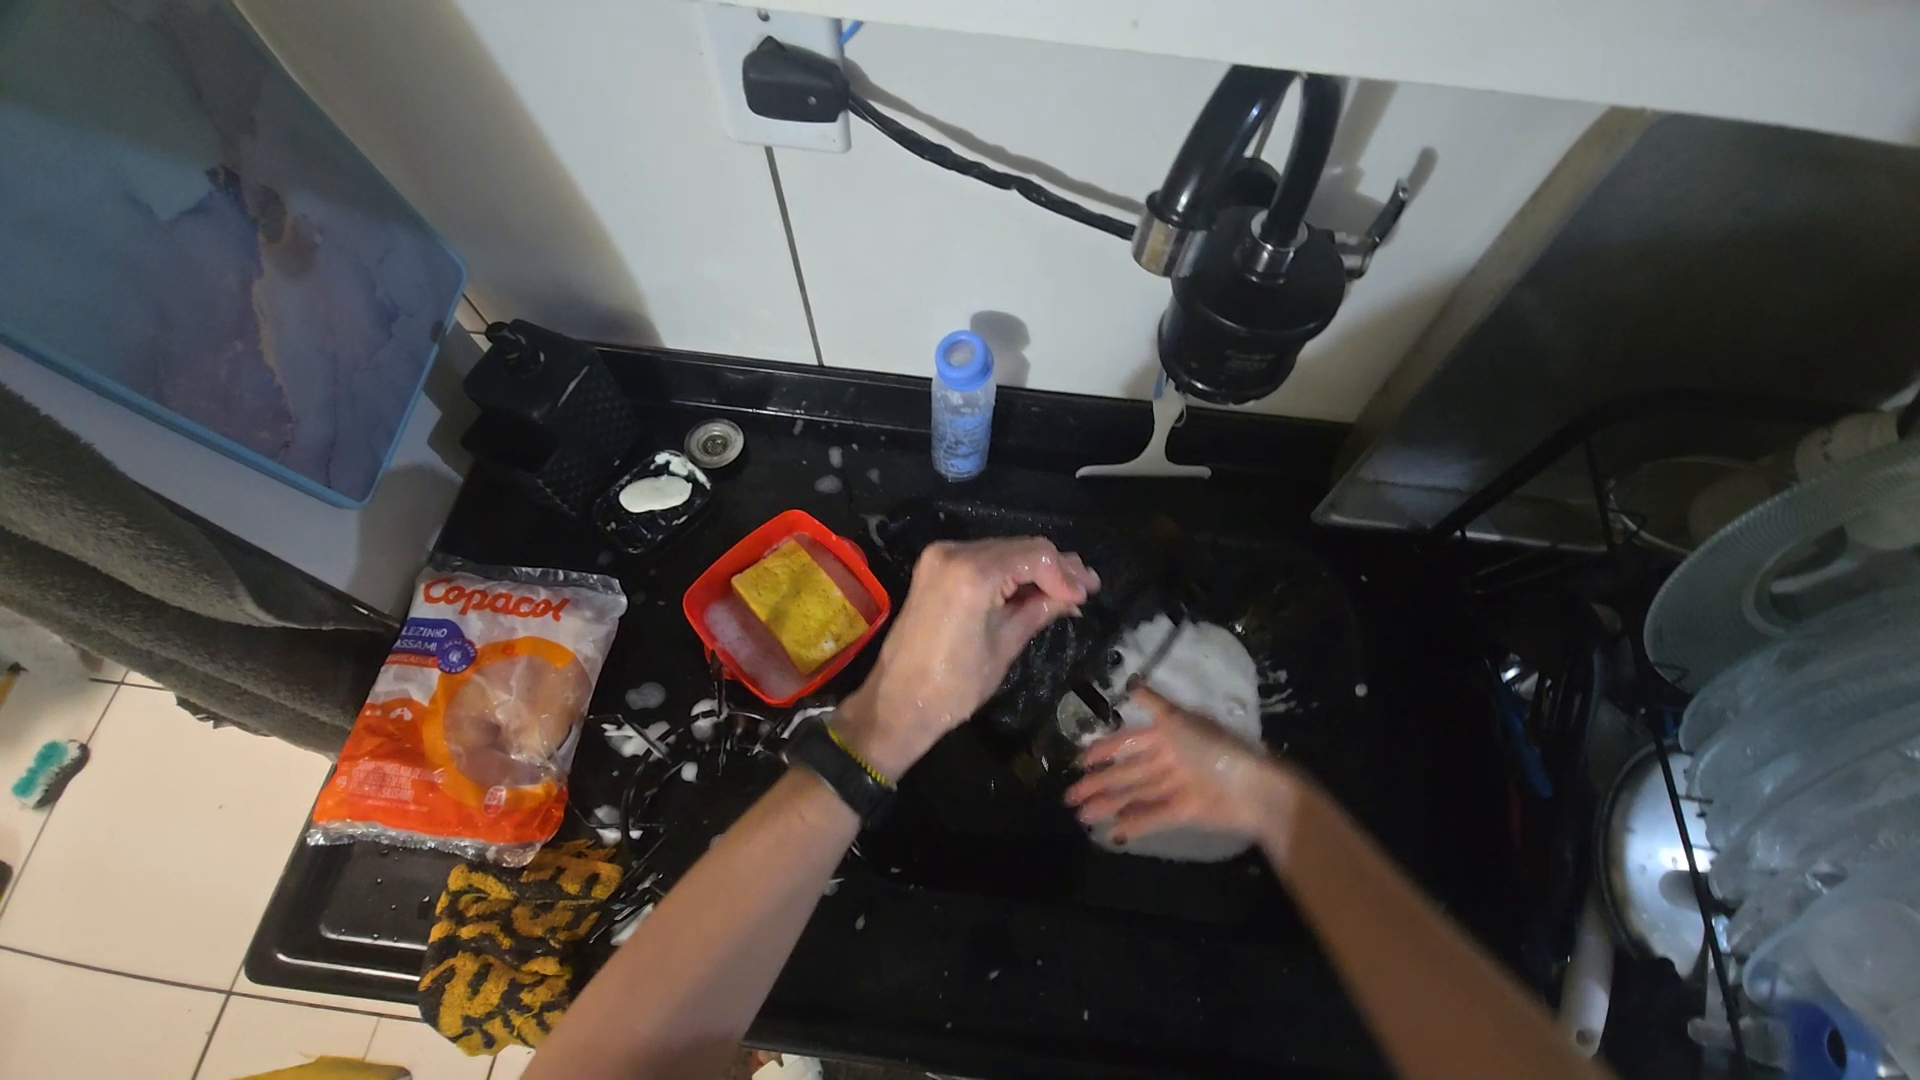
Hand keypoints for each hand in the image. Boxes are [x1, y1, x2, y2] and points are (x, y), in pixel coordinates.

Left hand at [836, 537, 1098, 778]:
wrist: (898, 702)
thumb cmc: (954, 684)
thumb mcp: (1005, 645)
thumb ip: (1038, 611)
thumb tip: (1069, 597)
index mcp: (973, 572)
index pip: (1035, 555)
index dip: (1065, 574)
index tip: (1087, 595)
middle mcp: (954, 553)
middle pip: (1020, 548)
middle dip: (1054, 568)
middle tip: (1087, 588)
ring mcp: (939, 558)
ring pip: (1003, 551)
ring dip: (1034, 569)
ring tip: (1067, 590)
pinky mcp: (934, 569)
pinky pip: (982, 560)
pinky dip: (1009, 573)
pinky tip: (1033, 589)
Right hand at [1064, 686, 1299, 848]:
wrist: (1253, 788)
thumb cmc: (1215, 749)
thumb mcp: (1181, 721)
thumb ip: (1154, 704)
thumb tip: (1130, 683)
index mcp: (1166, 735)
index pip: (1127, 743)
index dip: (1104, 751)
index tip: (1080, 761)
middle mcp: (1167, 760)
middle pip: (1126, 773)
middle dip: (1098, 783)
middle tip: (1069, 796)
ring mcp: (1174, 787)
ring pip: (1134, 795)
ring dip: (1109, 804)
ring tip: (1082, 816)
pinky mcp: (1184, 812)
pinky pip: (1153, 816)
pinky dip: (1134, 823)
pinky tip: (1113, 830)